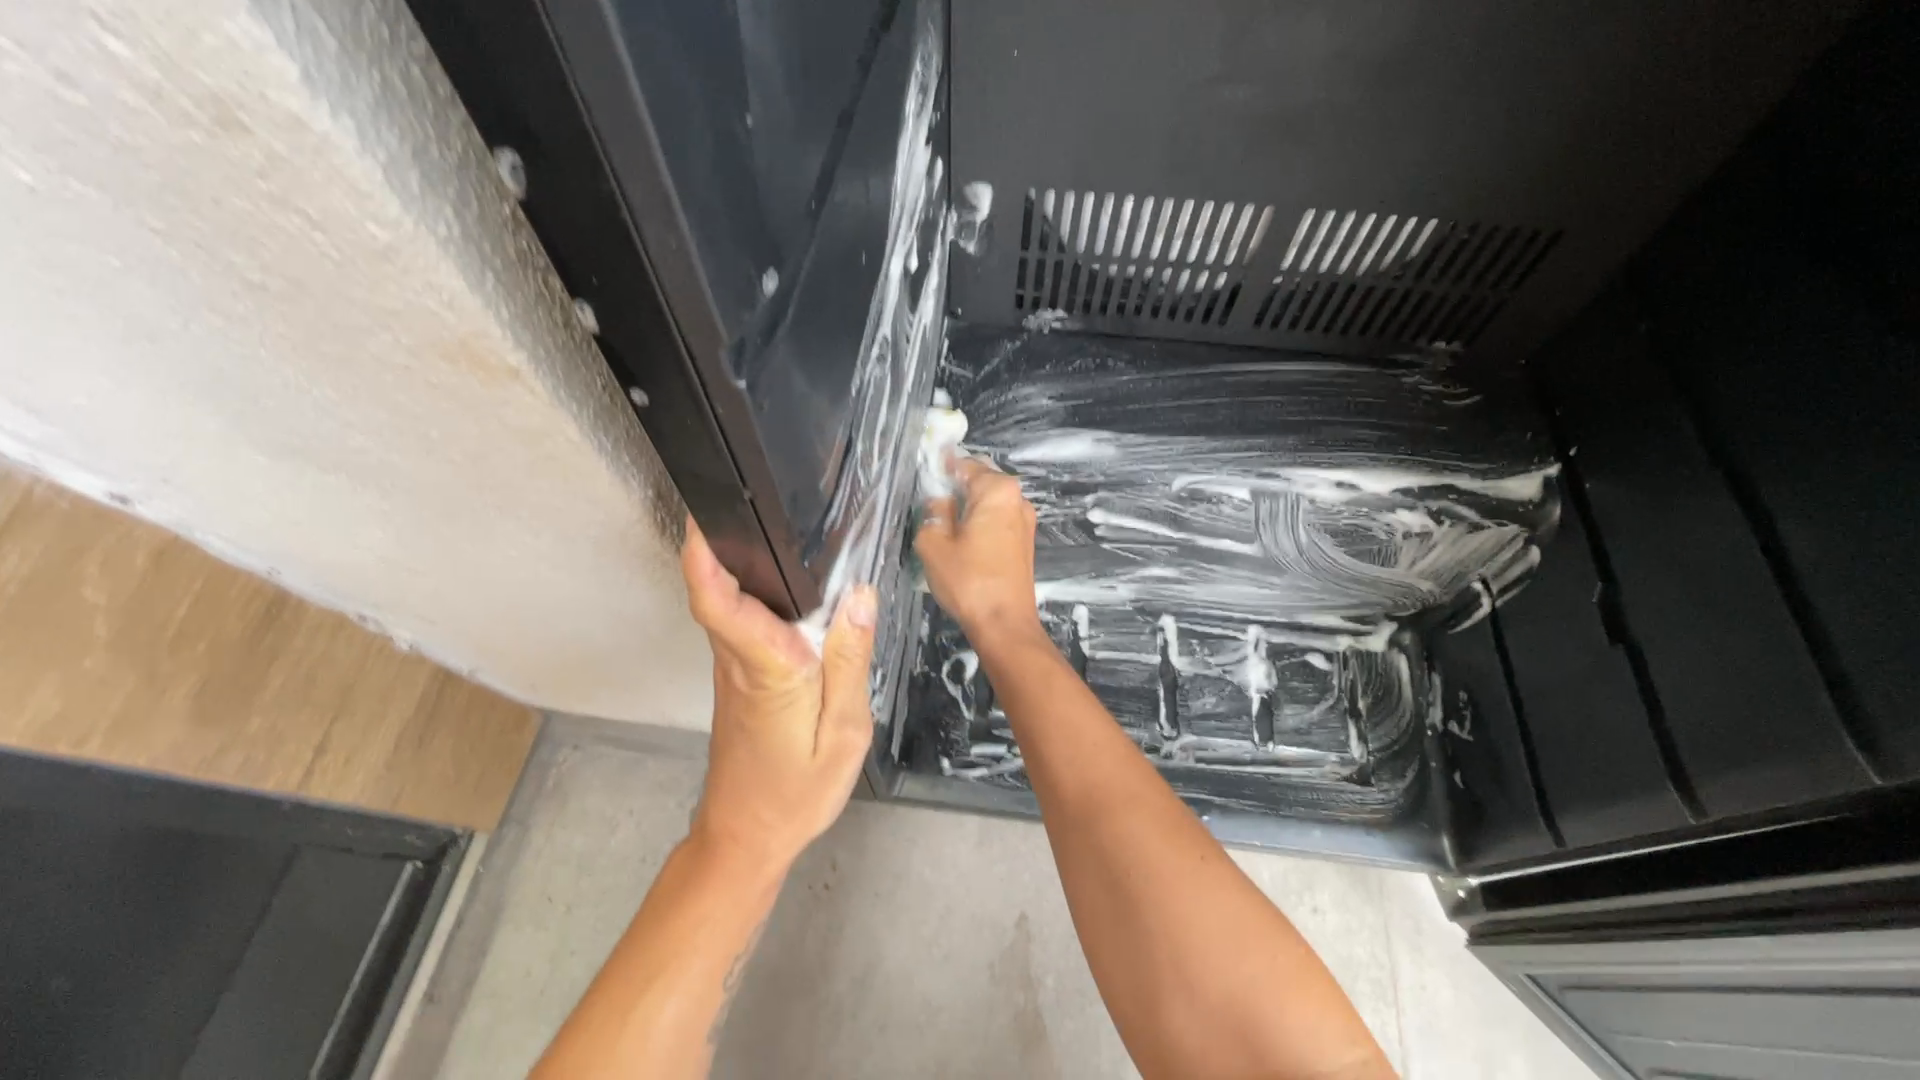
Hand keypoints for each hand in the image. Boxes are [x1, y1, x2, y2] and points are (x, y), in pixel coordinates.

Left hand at [681, 519, 875, 870]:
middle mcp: (738, 660)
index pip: (717, 601)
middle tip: (755, 499)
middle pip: (720, 590)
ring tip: (780, 530)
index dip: (702, 553)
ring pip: (730, 605)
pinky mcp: (738, 679)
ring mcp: (732, 669)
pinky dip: (757, 596)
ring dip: (741, 565)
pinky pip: (743, 625)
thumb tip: (860, 596)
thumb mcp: (843, 732)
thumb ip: (849, 661)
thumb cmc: (796, 792)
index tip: (706, 511)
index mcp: (765, 667)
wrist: (747, 835)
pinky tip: (795, 592)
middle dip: (727, 540)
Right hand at [914, 456, 1042, 639]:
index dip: (940, 468)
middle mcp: (1017, 499)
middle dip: (954, 487)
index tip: (922, 474)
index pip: (964, 465)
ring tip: (940, 522)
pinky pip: (997, 521)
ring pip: (989, 503)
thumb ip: (932, 514)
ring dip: (966, 507)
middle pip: (980, 481)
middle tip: (926, 502)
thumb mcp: (934, 544)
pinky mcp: (1024, 543)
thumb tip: (939, 503)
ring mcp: (1025, 522)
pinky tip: (960, 539)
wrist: (1004, 624)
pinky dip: (979, 523)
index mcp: (997, 490)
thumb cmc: (968, 580)